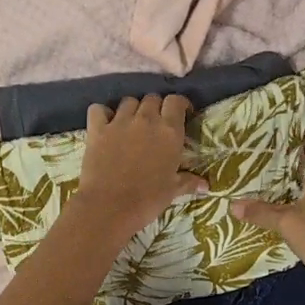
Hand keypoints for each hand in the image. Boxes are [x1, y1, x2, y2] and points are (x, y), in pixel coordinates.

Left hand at [71, 94, 207, 238]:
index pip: (176, 101)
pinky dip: (102, 112)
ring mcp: (119, 122)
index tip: (182, 113)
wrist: (110, 206)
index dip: (179, 104)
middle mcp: (146, 120)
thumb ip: (189, 182)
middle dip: (156, 107)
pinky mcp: (97, 129)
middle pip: (152, 98)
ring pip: (128, 101)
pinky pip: (98, 109)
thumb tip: (206, 185)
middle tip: (156, 123)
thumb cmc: (147, 199)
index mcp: (169, 132)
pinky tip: (105, 123)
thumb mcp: (172, 190)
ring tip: (132, 123)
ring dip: (132, 109)